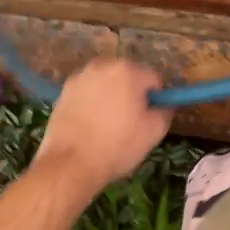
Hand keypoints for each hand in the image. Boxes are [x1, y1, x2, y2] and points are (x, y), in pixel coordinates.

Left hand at [31, 59, 172, 193]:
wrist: (70, 164)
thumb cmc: (117, 146)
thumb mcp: (154, 131)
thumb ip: (166, 110)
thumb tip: (164, 104)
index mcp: (128, 70)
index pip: (154, 79)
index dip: (155, 99)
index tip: (149, 119)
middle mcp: (103, 65)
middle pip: (129, 77)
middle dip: (133, 94)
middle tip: (130, 122)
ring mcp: (80, 77)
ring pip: (107, 84)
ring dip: (112, 97)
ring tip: (108, 125)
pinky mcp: (63, 91)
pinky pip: (88, 92)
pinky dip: (93, 103)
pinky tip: (90, 126)